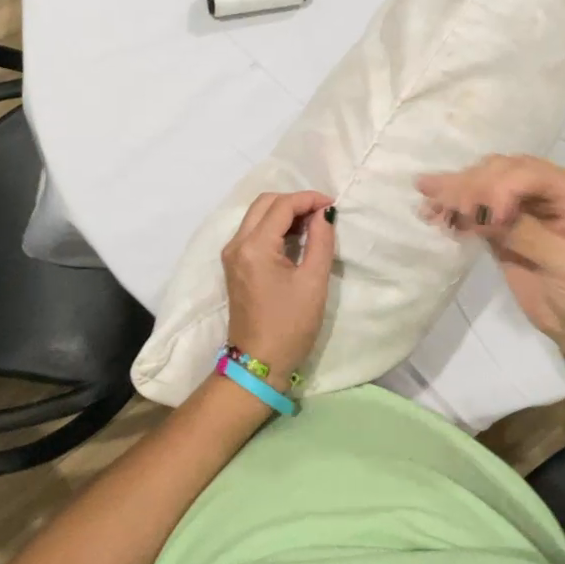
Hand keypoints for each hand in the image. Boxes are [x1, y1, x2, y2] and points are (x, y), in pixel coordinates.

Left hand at [221, 191, 336, 383]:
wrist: (258, 364)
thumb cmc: (290, 326)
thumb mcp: (313, 282)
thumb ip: (320, 240)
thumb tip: (324, 213)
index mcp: (254, 246)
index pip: (281, 205)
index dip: (308, 199)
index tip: (333, 205)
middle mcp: (236, 243)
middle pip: (264, 203)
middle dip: (294, 202)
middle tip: (322, 214)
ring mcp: (232, 254)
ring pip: (256, 215)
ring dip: (283, 213)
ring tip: (313, 224)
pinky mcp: (234, 264)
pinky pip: (253, 231)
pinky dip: (273, 227)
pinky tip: (295, 238)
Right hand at [417, 155, 564, 356]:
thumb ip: (529, 234)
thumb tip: (485, 213)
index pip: (527, 172)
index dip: (499, 187)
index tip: (481, 217)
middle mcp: (545, 188)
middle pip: (498, 171)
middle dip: (468, 185)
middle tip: (439, 205)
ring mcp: (521, 205)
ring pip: (482, 185)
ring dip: (454, 194)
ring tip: (427, 207)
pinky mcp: (502, 226)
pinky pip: (474, 209)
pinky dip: (454, 212)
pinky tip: (435, 217)